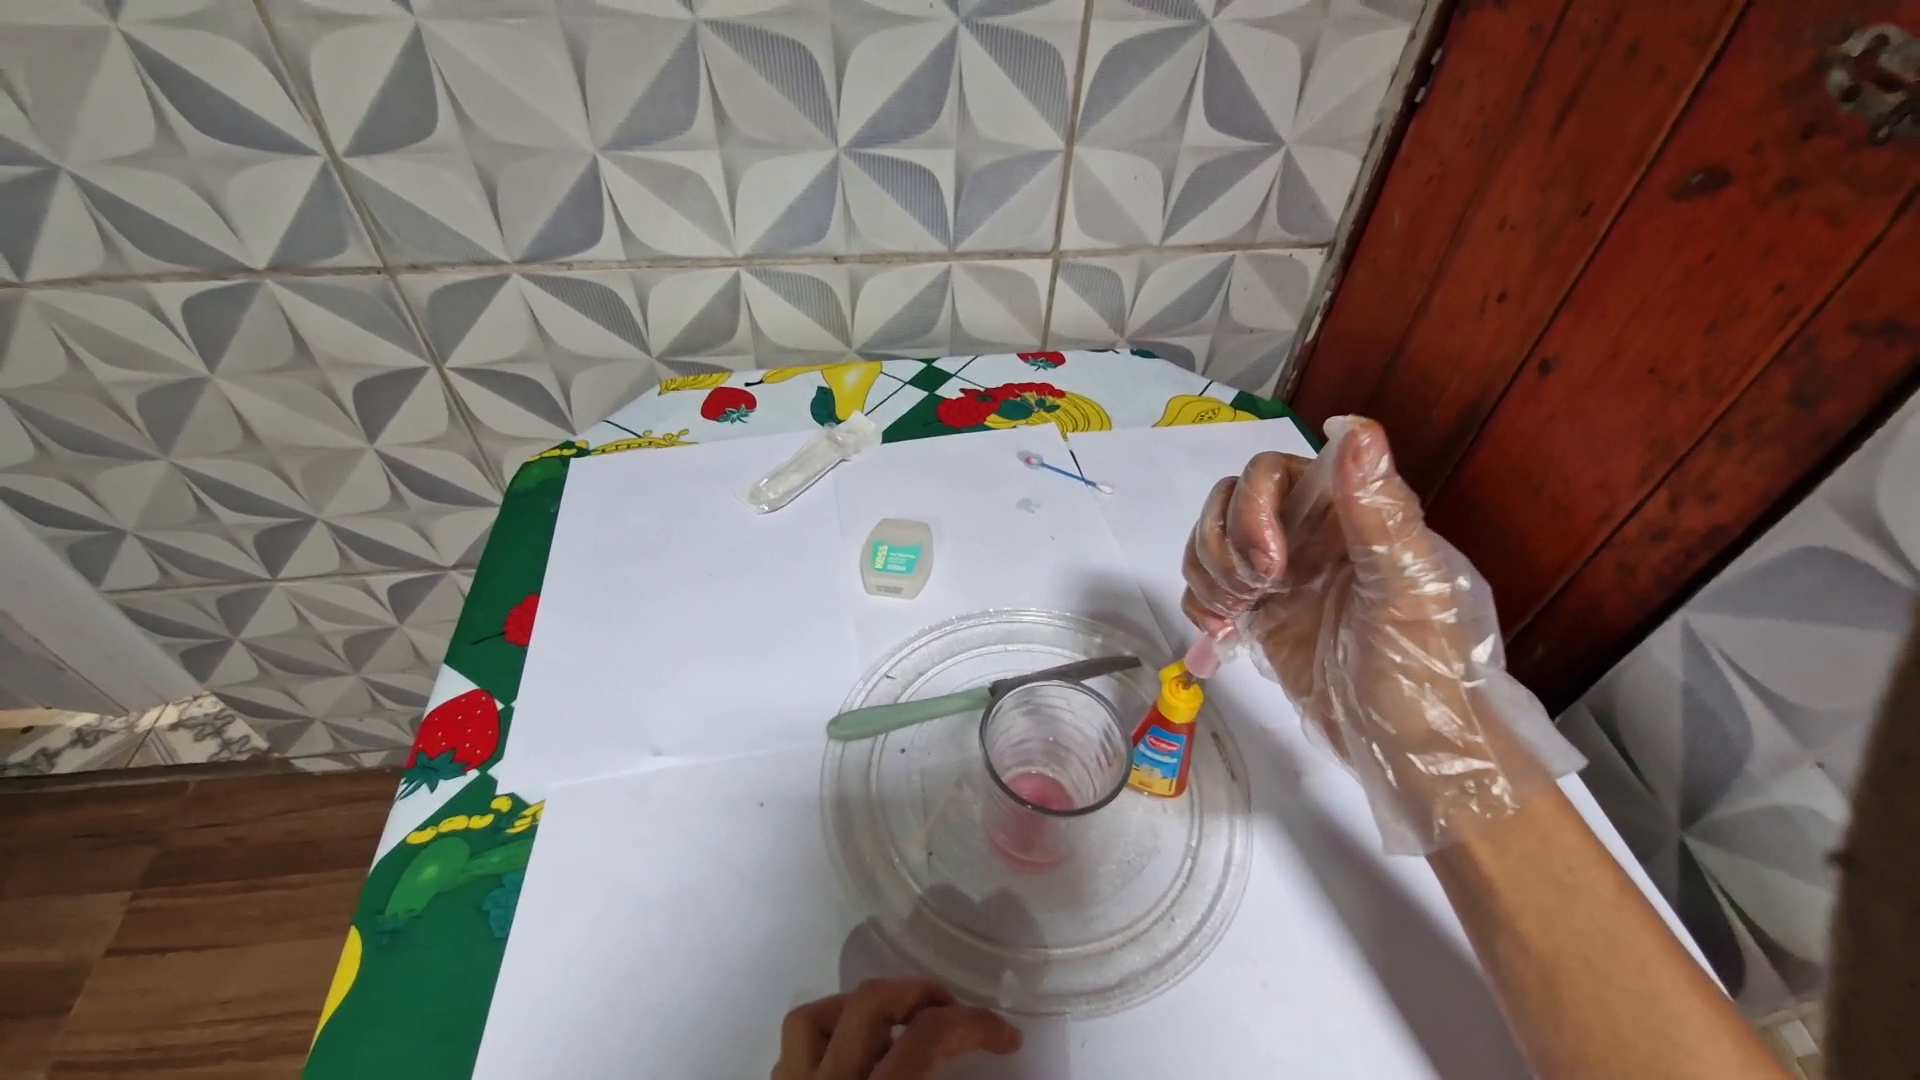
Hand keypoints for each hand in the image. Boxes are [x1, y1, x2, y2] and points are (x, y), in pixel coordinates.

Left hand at [772, 977, 1021, 1079]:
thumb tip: (984, 1042)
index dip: (975, 1026)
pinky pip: (790, 1057)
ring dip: (856, 1009)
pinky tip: (852, 1058)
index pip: (926, 1038)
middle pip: (867, 1005)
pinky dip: (822, 1043)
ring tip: (894, 1023)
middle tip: (953, 1013)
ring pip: (809, 1019)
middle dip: (918, 995)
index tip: (1008, 1037)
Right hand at [1181, 417, 1553, 851]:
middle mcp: (1308, 531)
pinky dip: (1199, 604)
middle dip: (1224, 548)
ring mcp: (1279, 571)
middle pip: (1227, 502)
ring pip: (1209, 540)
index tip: (1269, 567)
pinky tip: (1222, 634)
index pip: (1269, 472)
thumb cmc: (1420, 671)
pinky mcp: (1257, 610)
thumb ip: (1376, 511)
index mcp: (1348, 512)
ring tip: (1235, 616)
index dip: (1252, 510)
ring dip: (1208, 575)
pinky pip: (1203, 585)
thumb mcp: (1404, 591)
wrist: (1407, 749)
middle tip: (1253, 596)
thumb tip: (1354, 429)